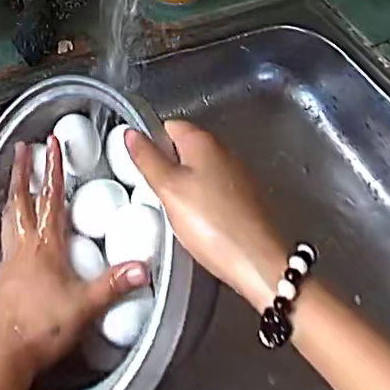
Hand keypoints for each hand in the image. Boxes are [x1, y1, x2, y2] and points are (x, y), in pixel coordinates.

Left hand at [0, 137, 149, 381]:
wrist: (6, 353)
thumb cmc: (41, 327)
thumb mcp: (85, 306)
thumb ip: (113, 284)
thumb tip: (141, 267)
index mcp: (45, 244)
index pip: (50, 197)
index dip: (54, 168)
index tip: (52, 145)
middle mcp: (24, 244)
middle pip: (21, 197)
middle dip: (24, 169)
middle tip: (22, 148)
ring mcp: (10, 257)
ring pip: (10, 212)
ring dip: (14, 190)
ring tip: (15, 178)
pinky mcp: (2, 273)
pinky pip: (5, 234)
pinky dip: (8, 219)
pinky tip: (12, 227)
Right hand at [124, 121, 290, 302]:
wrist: (259, 264)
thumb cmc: (210, 222)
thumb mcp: (168, 189)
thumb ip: (147, 158)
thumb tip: (130, 132)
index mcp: (203, 139)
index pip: (167, 125)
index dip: (152, 144)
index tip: (146, 170)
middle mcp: (223, 149)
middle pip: (183, 148)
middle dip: (168, 167)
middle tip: (160, 194)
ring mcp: (237, 173)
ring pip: (198, 170)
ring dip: (185, 186)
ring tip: (178, 212)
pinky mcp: (246, 198)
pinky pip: (214, 189)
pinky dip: (204, 201)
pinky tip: (200, 223)